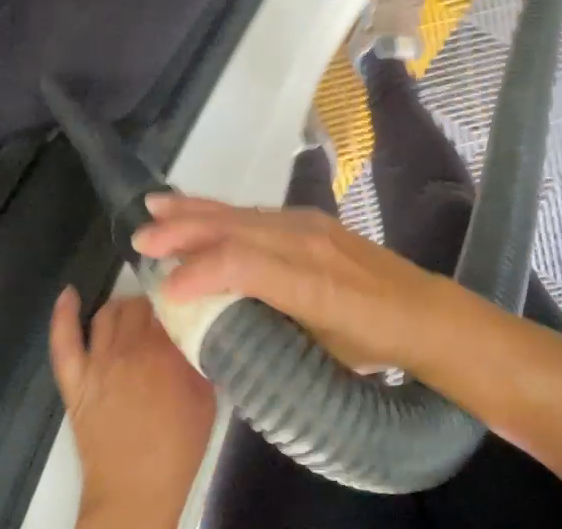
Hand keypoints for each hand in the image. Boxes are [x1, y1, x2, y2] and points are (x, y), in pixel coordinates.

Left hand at [49, 287, 216, 527]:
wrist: (135, 494)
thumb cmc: (178, 450)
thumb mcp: (206, 399)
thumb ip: (200, 358)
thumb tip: (200, 332)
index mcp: (165, 352)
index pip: (169, 307)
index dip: (177, 303)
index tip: (185, 304)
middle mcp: (129, 349)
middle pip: (138, 307)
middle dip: (152, 305)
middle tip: (163, 314)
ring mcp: (97, 363)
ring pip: (106, 315)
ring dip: (121, 307)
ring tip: (132, 313)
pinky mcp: (75, 381)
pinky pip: (63, 341)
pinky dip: (63, 314)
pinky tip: (69, 294)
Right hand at [131, 193, 459, 371]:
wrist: (421, 311)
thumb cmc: (371, 344)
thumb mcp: (319, 352)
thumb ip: (270, 332)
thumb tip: (218, 333)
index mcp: (310, 282)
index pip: (244, 264)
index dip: (200, 270)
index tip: (164, 287)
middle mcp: (306, 243)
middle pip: (235, 228)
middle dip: (184, 230)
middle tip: (140, 239)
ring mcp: (308, 225)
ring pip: (242, 213)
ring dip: (196, 211)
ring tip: (155, 207)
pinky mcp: (310, 220)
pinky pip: (256, 212)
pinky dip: (222, 211)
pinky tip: (200, 210)